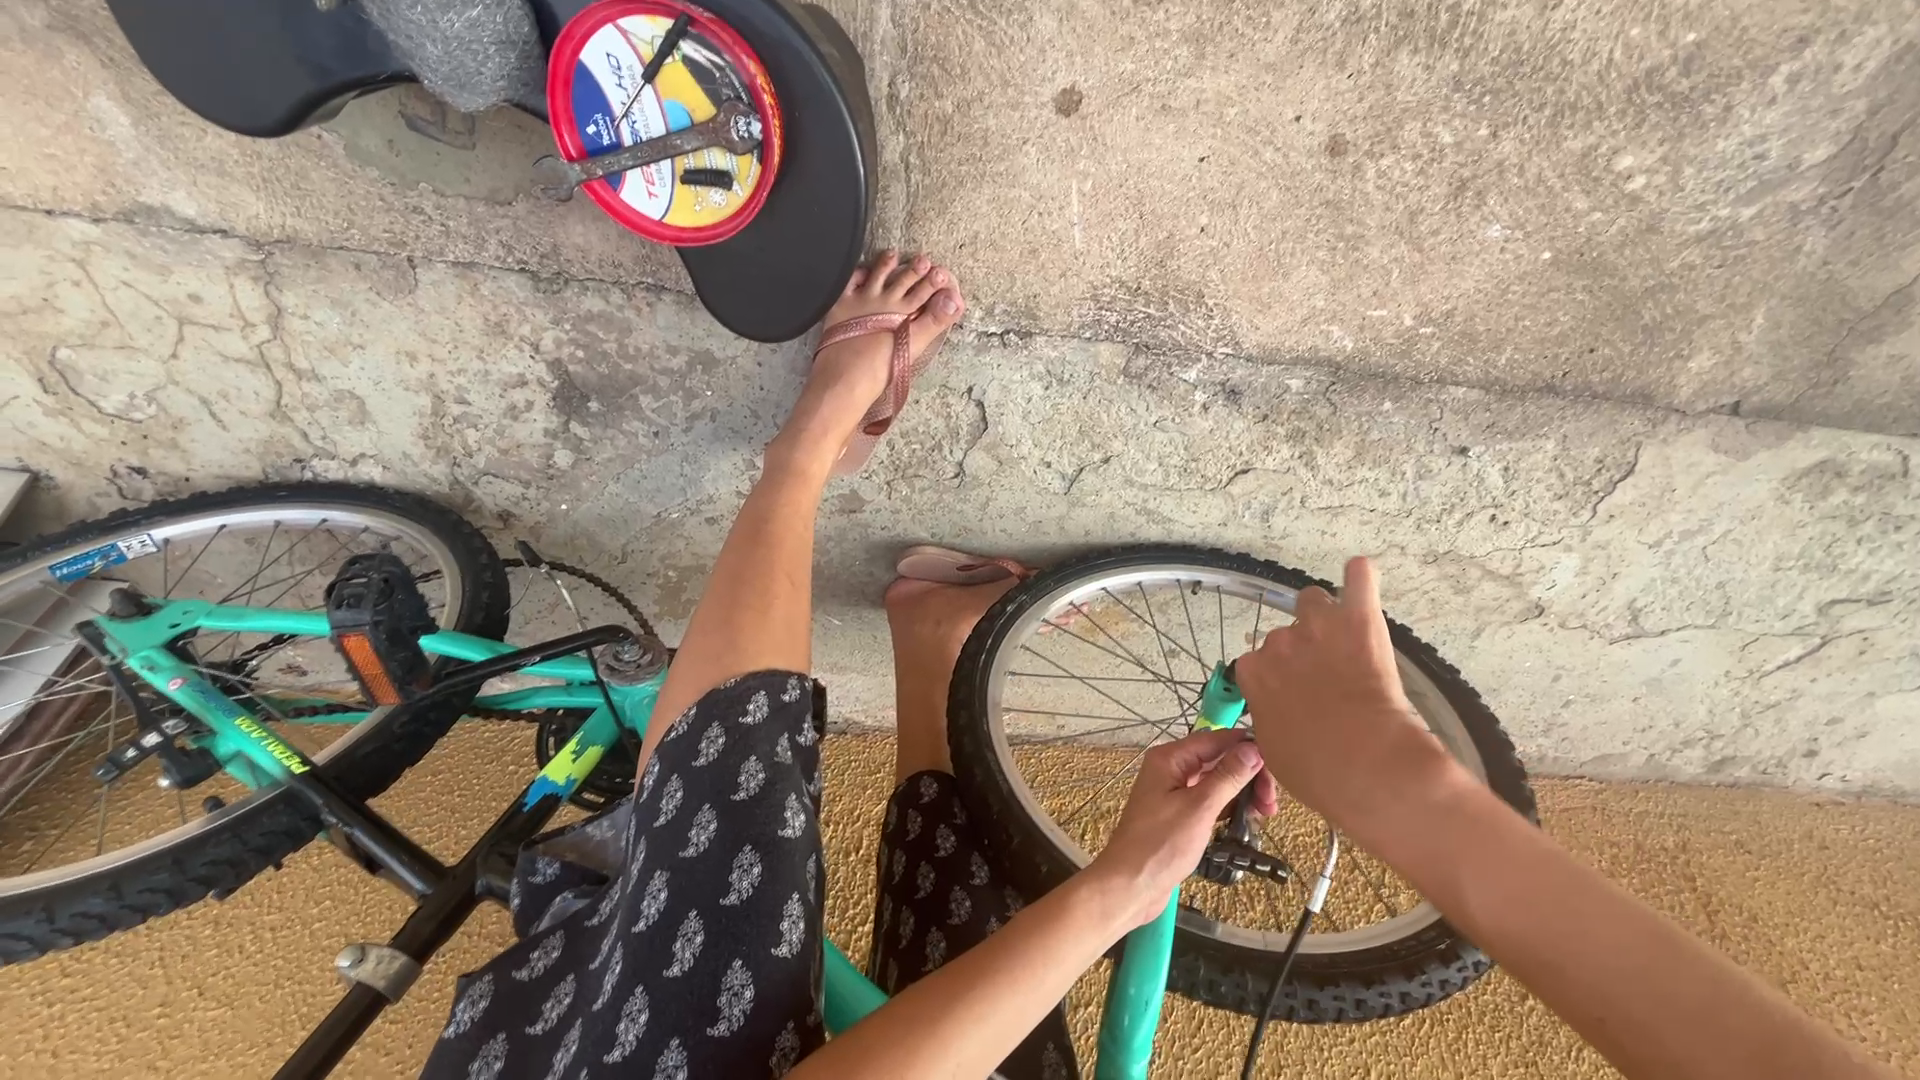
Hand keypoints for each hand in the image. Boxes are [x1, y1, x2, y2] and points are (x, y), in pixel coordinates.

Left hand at [1086, 728, 1274, 927]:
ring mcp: (1174, 791)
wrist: (1131, 885)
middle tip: (1271, 802)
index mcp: (1170, 758)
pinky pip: (1210, 800)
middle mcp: (1171, 768)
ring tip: (1265, 813)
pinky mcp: (1179, 814)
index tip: (1277, 762)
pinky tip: (1247, 820)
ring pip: (1216, 781)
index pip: (1215, 739)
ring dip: (1242, 792)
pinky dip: (1229, 807)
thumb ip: (1227, 777)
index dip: (1246, 747)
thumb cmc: (1161, 844)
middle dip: (1247, 775)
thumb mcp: (1199, 808)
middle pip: (1218, 760)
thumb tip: (1252, 749)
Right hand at [1235, 556, 1470, 835]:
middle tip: (1326, 679)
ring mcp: (1318, 626)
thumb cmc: (1316, 769)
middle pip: (1285, 635)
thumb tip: (1276, 715)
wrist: (1365, 764)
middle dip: (1302, 651)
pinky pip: (1359, 578)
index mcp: (1253, 673)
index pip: (1256, 662)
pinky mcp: (1359, 618)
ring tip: (1344, 640)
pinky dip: (1361, 578)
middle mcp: (1278, 643)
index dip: (1276, 678)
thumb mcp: (1273, 749)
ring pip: (1314, 602)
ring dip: (1325, 616)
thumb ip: (1269, 717)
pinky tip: (1362, 578)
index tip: (1292, 695)